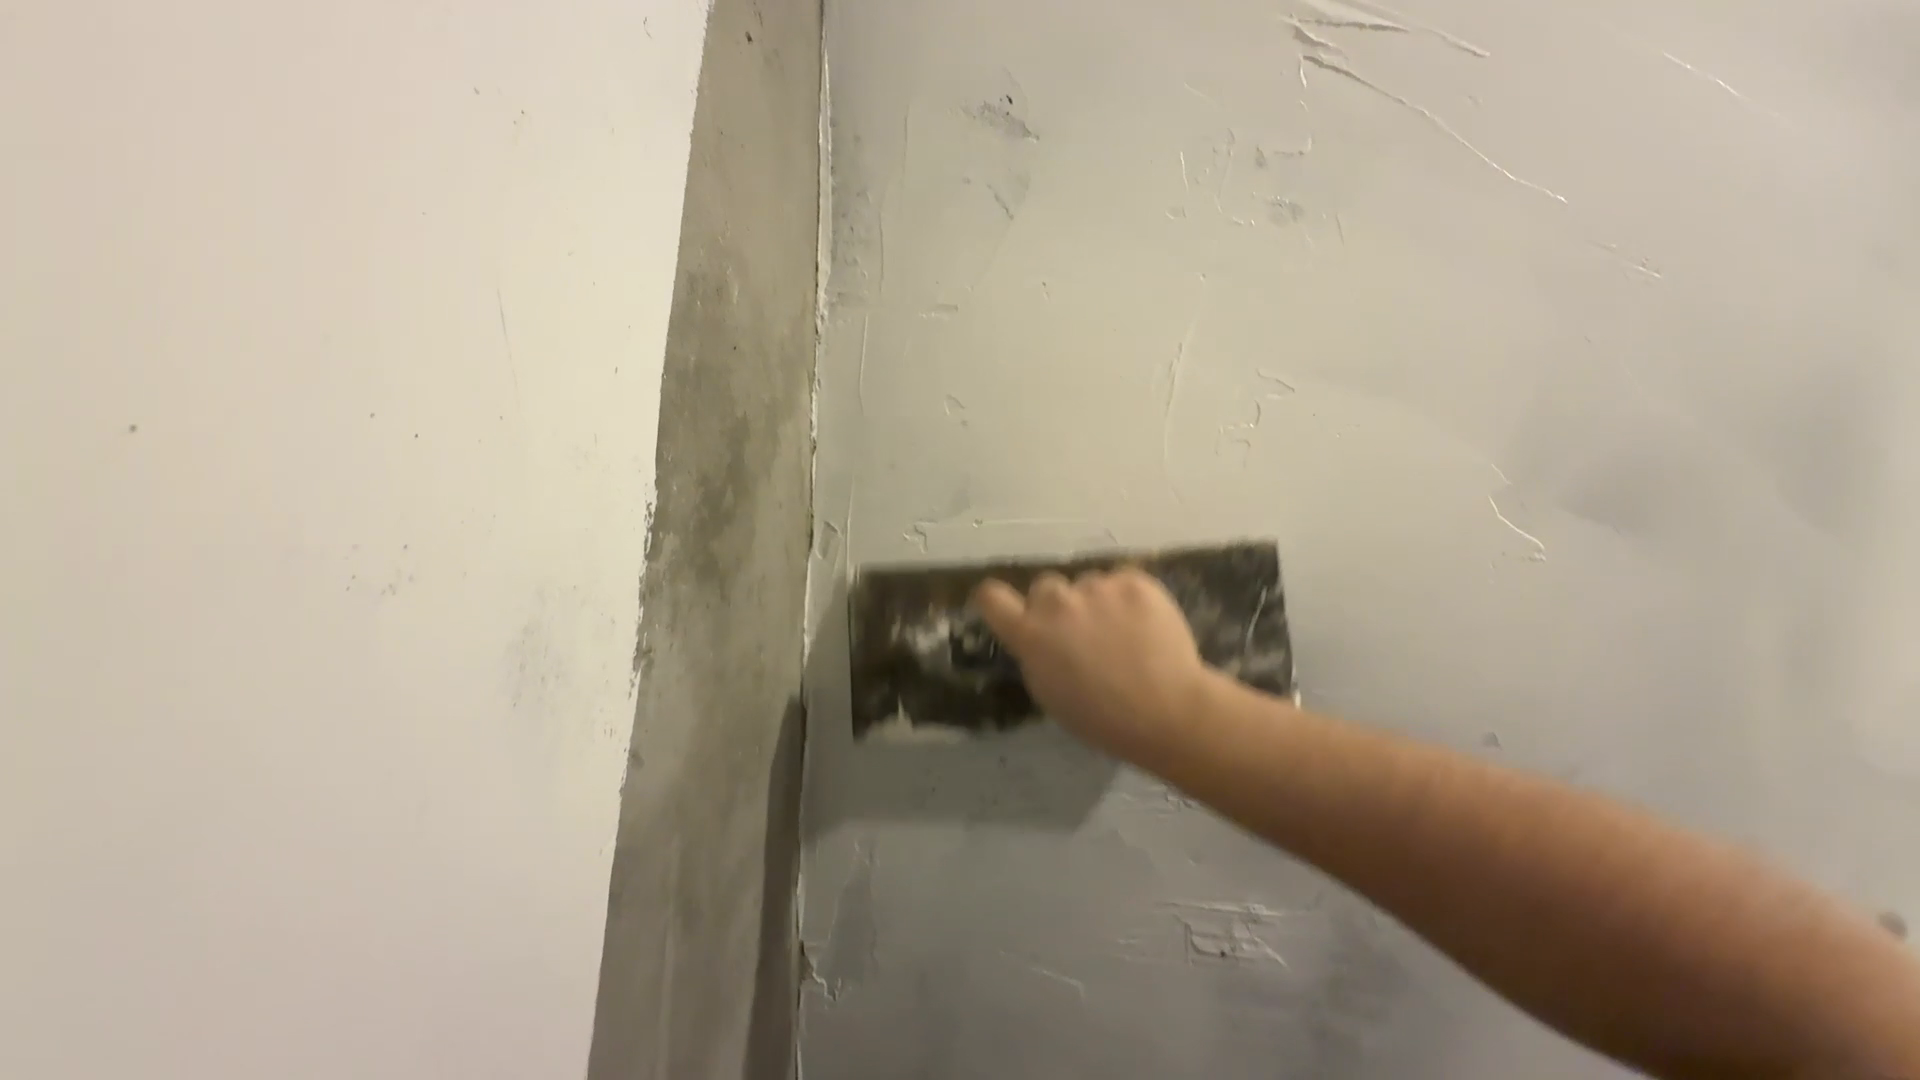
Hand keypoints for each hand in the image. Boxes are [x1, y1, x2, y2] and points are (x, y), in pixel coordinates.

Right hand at [971, 568, 1211, 762]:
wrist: (1166, 711)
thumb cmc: (1102, 718)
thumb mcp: (1049, 692)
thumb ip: (1036, 653)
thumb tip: (1039, 638)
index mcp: (1030, 634)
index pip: (991, 597)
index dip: (996, 600)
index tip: (1006, 607)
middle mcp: (1057, 602)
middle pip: (1045, 586)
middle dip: (1057, 604)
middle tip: (1081, 631)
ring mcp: (1097, 587)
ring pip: (1088, 584)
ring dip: (1098, 601)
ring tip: (1124, 633)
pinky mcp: (1134, 581)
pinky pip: (1122, 581)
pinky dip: (1130, 599)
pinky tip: (1145, 625)